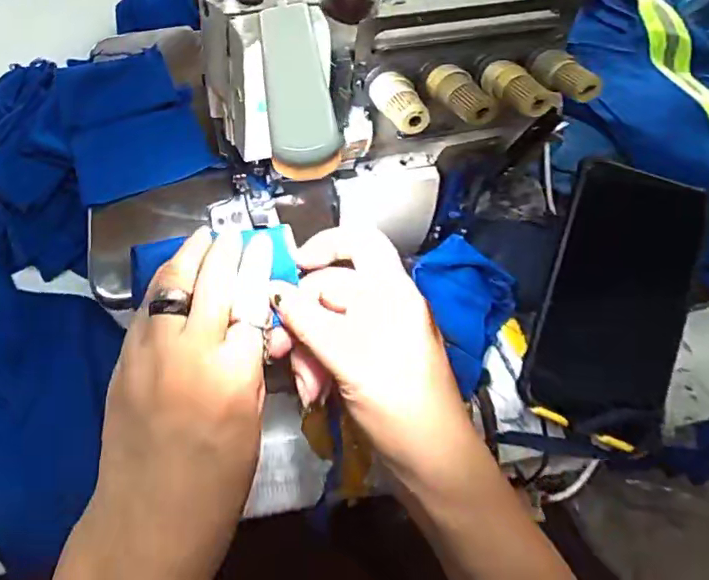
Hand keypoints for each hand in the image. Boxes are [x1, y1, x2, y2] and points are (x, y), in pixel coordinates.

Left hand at [59, 227, 285, 578]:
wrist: (145, 522)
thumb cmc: (214, 483)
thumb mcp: (252, 420)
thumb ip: (250, 363)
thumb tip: (250, 319)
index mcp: (232, 374)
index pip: (251, 302)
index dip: (258, 268)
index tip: (262, 246)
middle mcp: (190, 351)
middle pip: (211, 280)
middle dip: (225, 249)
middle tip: (233, 234)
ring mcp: (150, 352)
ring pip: (171, 283)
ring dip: (190, 254)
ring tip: (203, 238)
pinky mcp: (124, 359)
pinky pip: (148, 306)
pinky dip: (165, 282)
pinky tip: (175, 274)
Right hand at [269, 226, 481, 491]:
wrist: (434, 465)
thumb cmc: (399, 402)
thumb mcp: (347, 355)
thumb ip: (307, 319)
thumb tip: (274, 290)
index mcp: (391, 288)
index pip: (359, 242)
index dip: (324, 244)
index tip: (292, 266)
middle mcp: (386, 303)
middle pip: (331, 288)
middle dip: (301, 318)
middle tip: (279, 348)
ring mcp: (378, 333)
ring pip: (326, 321)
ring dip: (306, 349)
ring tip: (304, 384)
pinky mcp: (369, 362)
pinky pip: (333, 348)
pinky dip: (317, 365)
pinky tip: (313, 392)